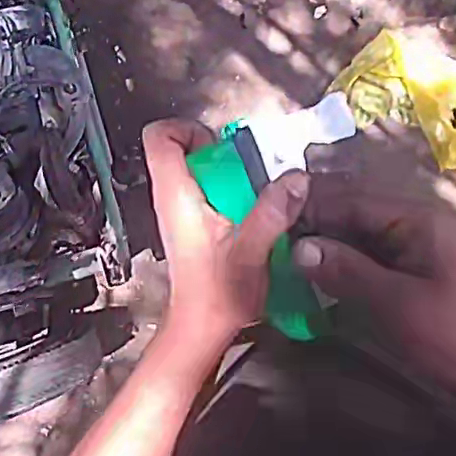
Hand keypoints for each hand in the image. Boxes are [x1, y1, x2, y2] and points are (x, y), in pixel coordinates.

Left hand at [142, 119, 308, 349]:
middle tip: (247, 171)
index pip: (159, 137)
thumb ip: (273, 212)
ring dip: (228, 173)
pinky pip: (208, 190)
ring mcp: (180, 210)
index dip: (186, 128)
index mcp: (175, 195)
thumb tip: (296, 179)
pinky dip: (230, 191)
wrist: (202, 326)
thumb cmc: (215, 293)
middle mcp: (171, 197)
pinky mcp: (192, 224)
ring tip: (254, 192)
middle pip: (183, 149)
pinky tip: (251, 213)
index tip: (220, 146)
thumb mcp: (251, 250)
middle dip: (219, 152)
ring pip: (197, 170)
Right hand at [294, 174, 455, 393]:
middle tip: (276, 235)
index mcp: (417, 220)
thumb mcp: (393, 303)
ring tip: (287, 251)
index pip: (355, 202)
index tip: (276, 218)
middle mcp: (415, 224)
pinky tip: (316, 269)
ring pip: (359, 234)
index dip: (314, 208)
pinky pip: (367, 254)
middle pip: (356, 213)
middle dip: (318, 223)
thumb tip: (298, 248)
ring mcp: (413, 246)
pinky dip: (342, 260)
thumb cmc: (448, 336)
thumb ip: (345, 270)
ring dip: (327, 242)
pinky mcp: (409, 269)